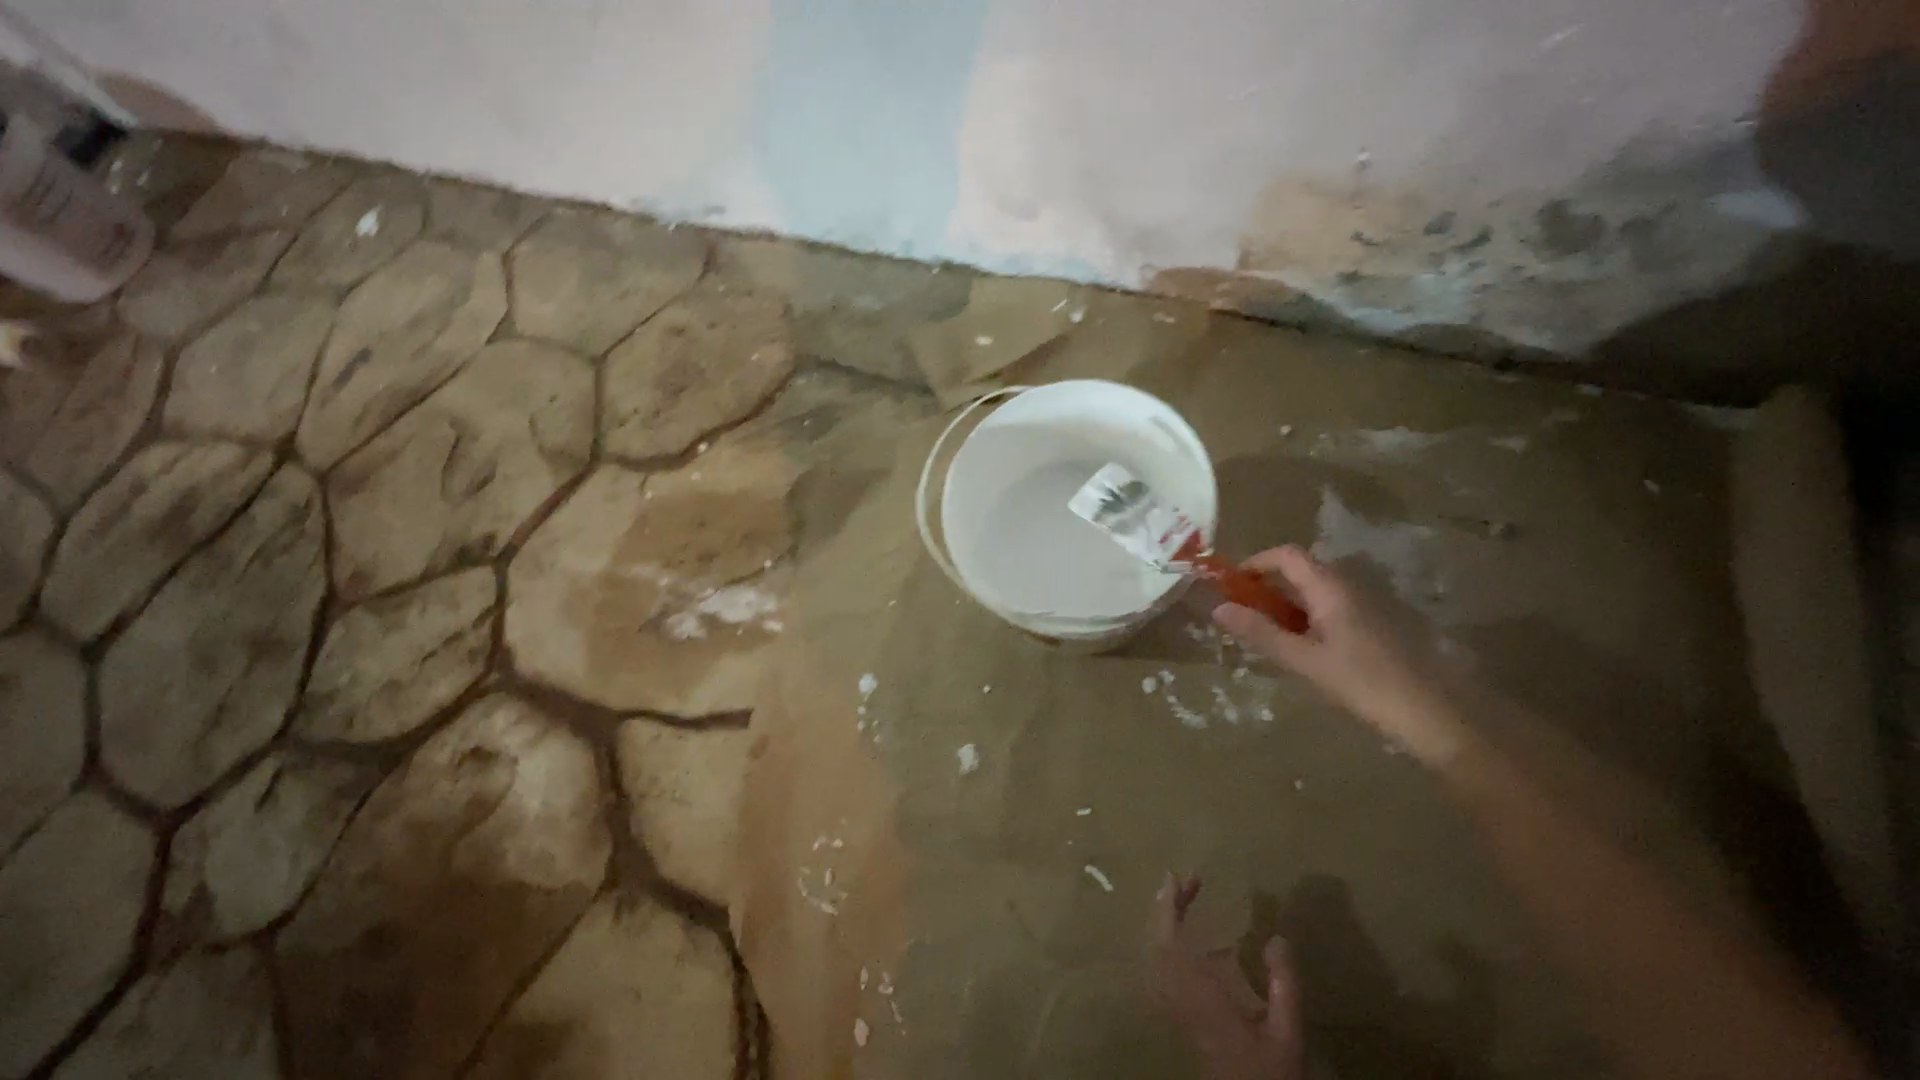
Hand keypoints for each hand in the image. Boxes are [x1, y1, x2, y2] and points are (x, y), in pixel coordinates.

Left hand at [1148, 873, 1302, 1079]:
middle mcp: (1179, 1001)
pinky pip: (1160, 972)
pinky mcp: (1178, 1018)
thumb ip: (1284, 986)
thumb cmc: (1270, 1073)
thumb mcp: (1289, 1032)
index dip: (1168, 909)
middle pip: (1157, 945)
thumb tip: (1275, 938)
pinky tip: (1184, 936)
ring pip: (1155, 957)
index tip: (1176, 878)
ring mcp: (1174, 1010)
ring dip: (1165, 923)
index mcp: (1201, 999)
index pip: (1171, 945)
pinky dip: (1166, 944)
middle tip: (1183, 878)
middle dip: (1166, 908)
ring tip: (1181, 896)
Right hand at [1212, 546, 1465, 764]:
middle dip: (1266, 586)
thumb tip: (1218, 608)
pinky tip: (1299, 649)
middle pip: (1300, 571)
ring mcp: (1364, 605)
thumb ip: (1260, 633)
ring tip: (1264, 635)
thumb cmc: (1361, 682)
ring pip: (1314, 592)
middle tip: (1241, 614)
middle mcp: (1348, 587)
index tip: (1230, 585)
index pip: (1287, 555)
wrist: (1426, 712)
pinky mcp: (1372, 626)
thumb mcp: (1302, 660)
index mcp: (1330, 588)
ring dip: (1285, 604)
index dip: (1255, 563)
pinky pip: (1329, 609)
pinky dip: (1305, 619)